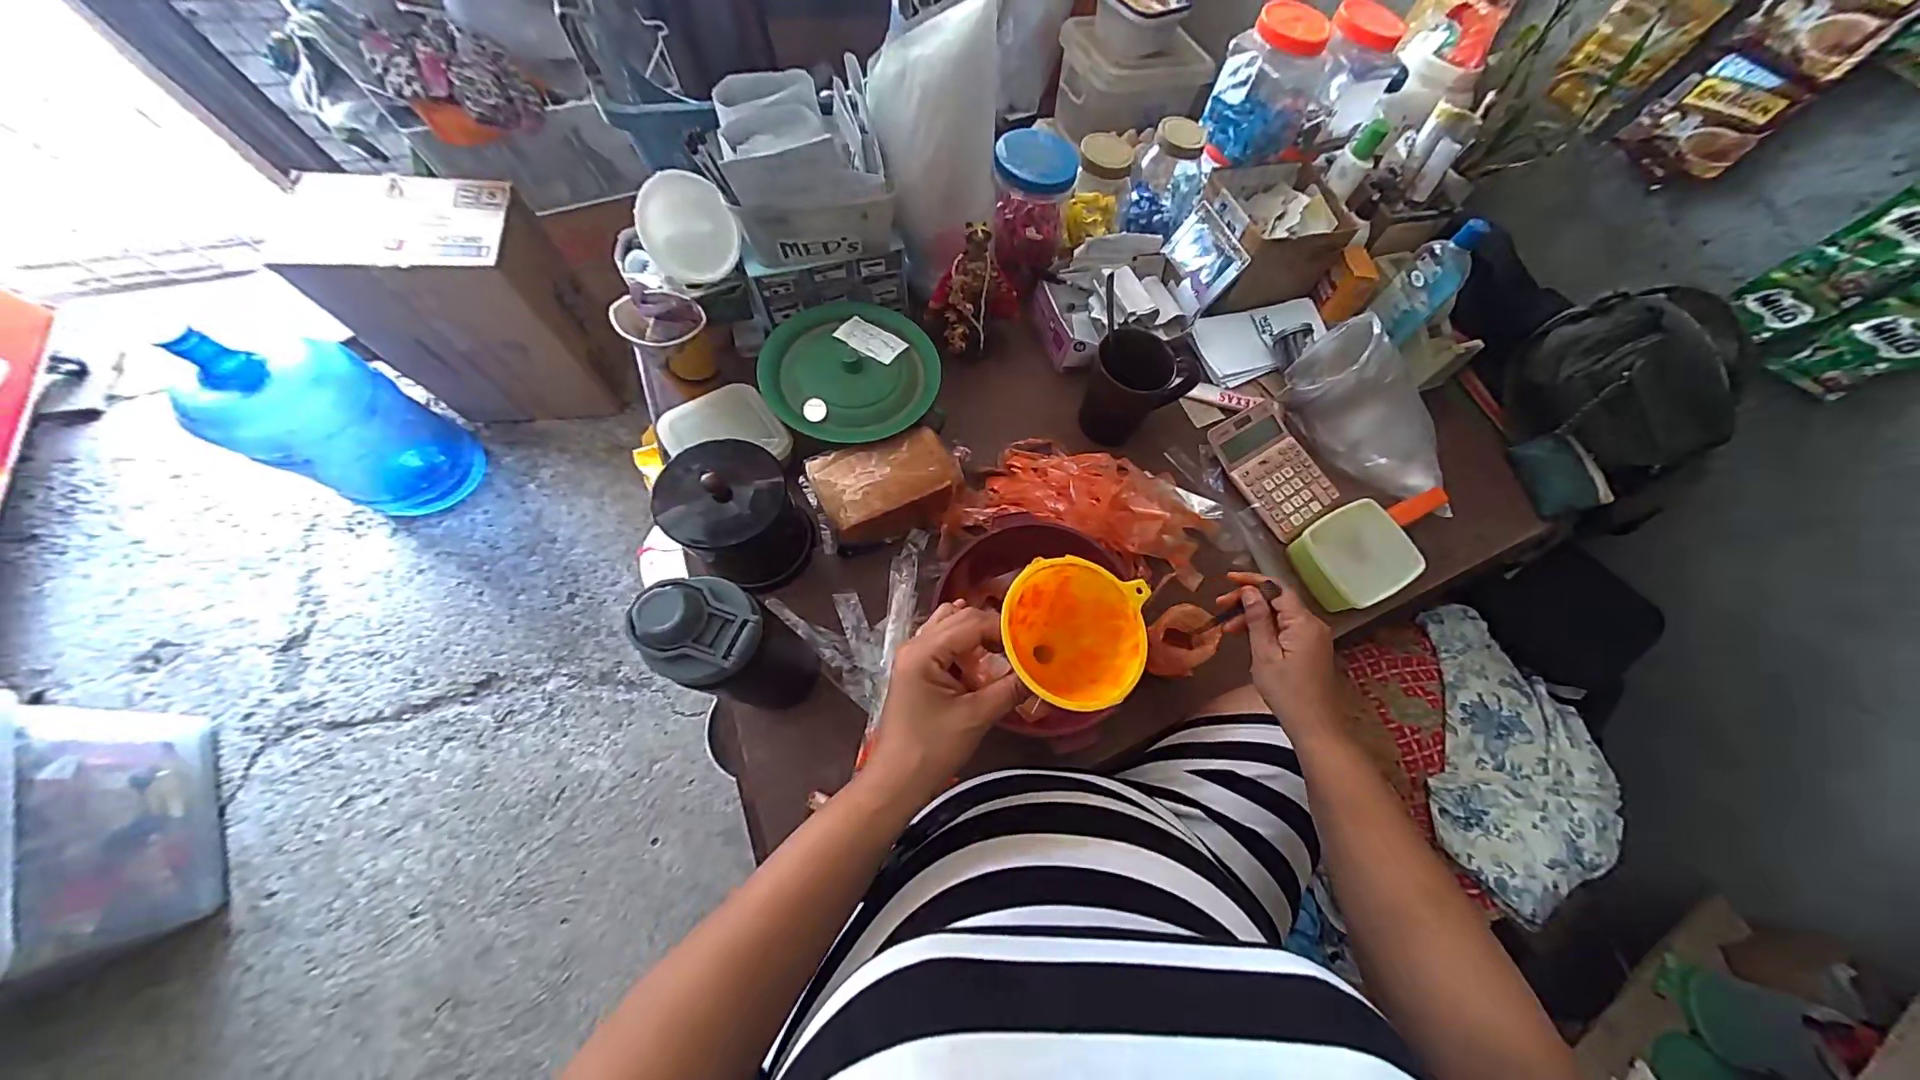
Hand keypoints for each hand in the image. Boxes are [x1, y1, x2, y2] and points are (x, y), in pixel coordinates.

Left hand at [863, 601, 1023, 803]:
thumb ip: (1010, 689)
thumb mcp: (977, 716)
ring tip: (1005, 655)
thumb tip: (1040, 672)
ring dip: (979, 638)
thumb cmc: (932, 749)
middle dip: (993, 630)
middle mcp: (915, 645)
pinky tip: (985, 664)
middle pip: (960, 618)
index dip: (1004, 629)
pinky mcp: (917, 670)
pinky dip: (967, 649)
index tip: (1032, 642)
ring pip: (952, 628)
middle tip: (1022, 648)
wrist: (897, 780)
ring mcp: (914, 656)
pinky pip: (945, 645)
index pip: (971, 621)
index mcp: (923, 651)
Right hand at [1216, 576, 1340, 729]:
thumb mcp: (1264, 654)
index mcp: (1303, 622)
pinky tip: (1246, 635)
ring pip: (1280, 613)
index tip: (1227, 580)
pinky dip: (1265, 627)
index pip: (1277, 588)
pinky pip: (1285, 627)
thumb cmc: (1286, 692)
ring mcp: (1314, 636)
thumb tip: (1249, 592)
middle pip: (1278, 599)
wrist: (1314, 724)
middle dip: (1248, 599)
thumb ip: (1257, 620)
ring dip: (1254, 615)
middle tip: (1219, 606)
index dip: (1252, 580)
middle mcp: (1313, 624)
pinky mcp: (1310, 647)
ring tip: (1227, 626)